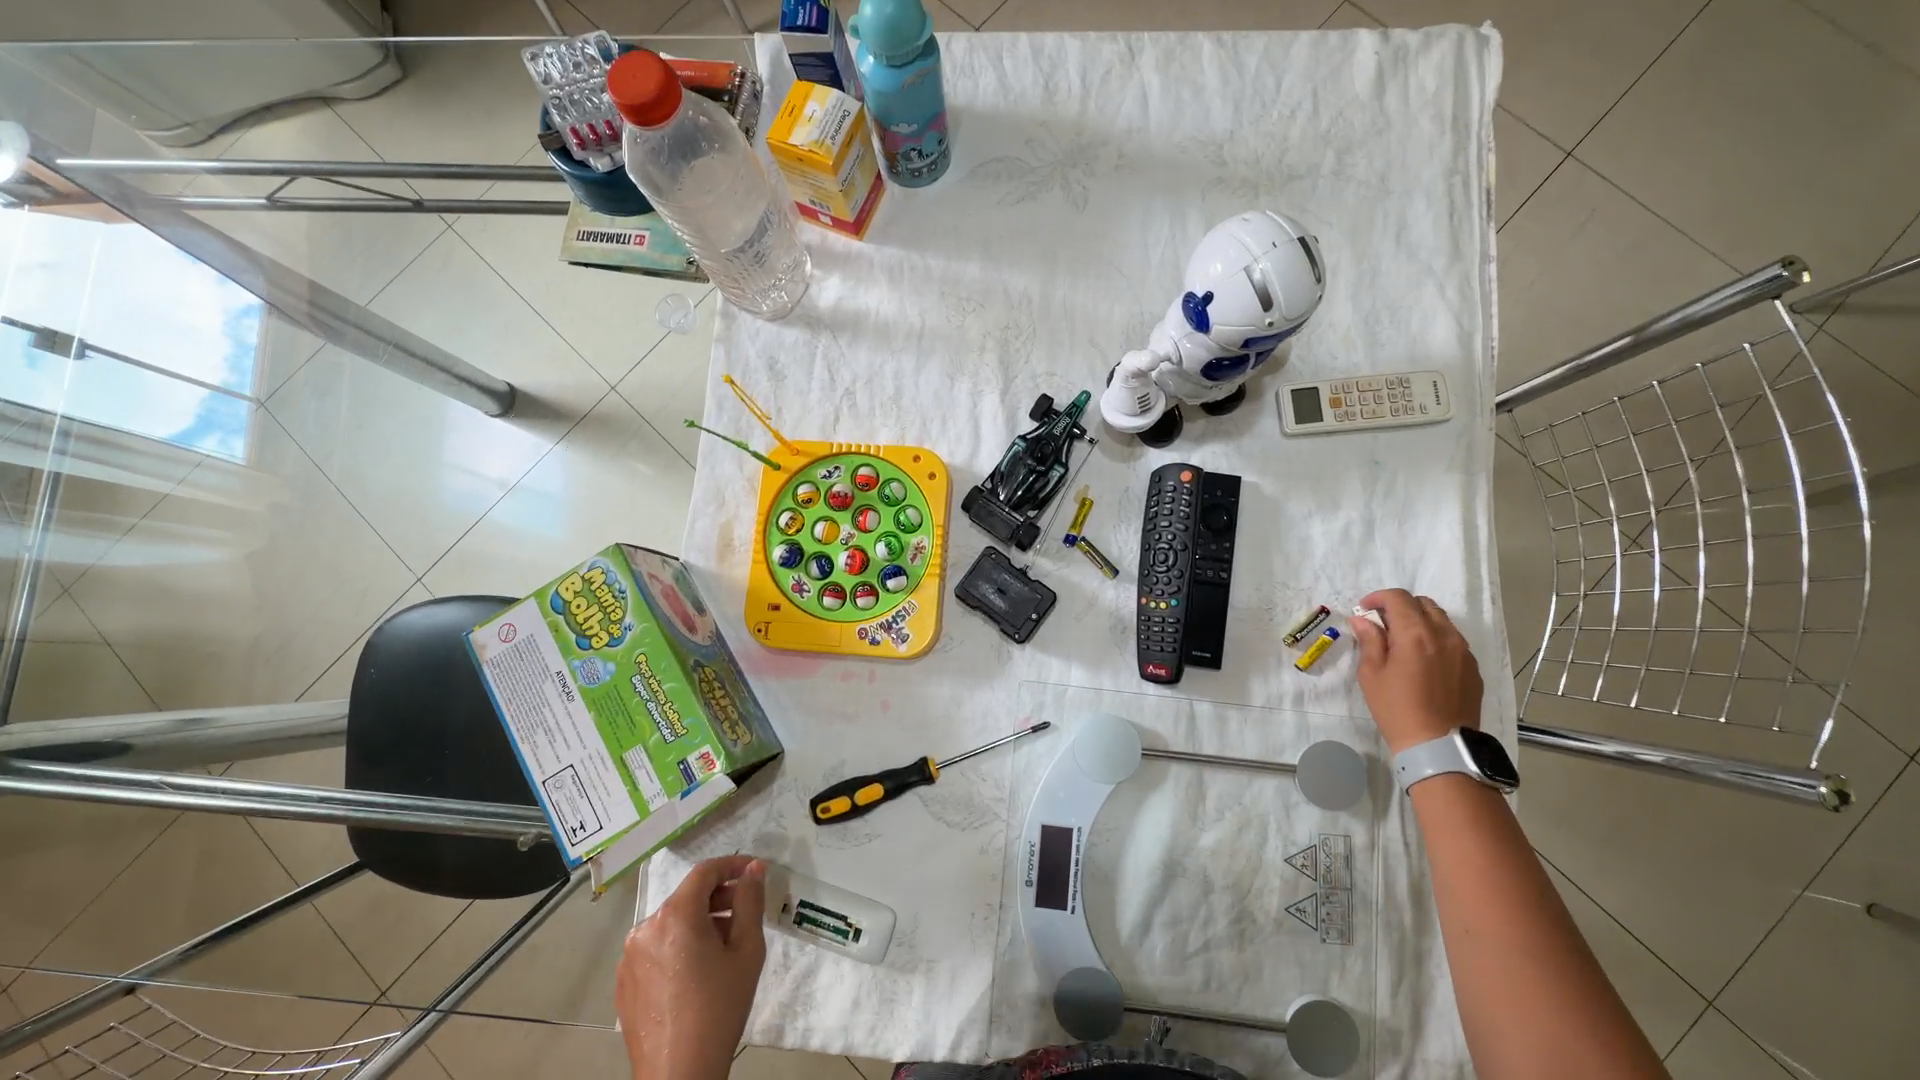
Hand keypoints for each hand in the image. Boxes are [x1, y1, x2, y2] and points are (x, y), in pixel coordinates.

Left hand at [617, 856, 767, 1079]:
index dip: (732, 866)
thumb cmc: (720, 1009)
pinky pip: (656, 949)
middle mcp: (645, 927)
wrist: (679, 1074)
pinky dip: (678, 947)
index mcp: (676, 916)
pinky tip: (697, 974)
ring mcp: (629, 956)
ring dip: (699, 924)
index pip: (704, 872)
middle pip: (686, 898)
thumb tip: (754, 869)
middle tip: (746, 912)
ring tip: (725, 948)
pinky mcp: (623, 981)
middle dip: (718, 898)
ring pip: (671, 924)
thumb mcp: (746, 952)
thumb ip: (750, 903)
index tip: (755, 871)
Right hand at [1349, 589, 1483, 754]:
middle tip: (1383, 625)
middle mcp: (1444, 635)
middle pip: (1423, 604)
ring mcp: (1463, 651)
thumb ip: (1369, 641)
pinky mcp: (1473, 667)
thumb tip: (1363, 620)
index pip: (1398, 598)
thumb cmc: (1396, 709)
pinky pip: (1453, 641)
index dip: (1378, 598)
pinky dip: (1436, 639)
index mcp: (1415, 634)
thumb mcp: (1371, 675)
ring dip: (1420, 621)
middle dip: (1400, 607)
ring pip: (1441, 620)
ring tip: (1403, 642)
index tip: (1365, 610)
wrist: (1438, 745)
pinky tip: (1424, 661)